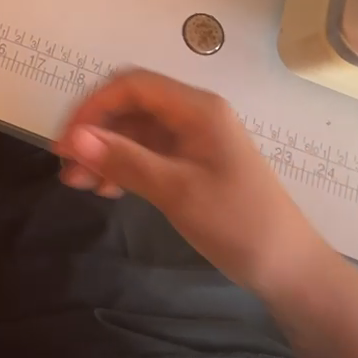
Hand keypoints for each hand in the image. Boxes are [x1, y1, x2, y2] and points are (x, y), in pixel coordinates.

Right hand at [53, 70, 326, 297]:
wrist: (291, 270)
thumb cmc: (238, 224)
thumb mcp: (176, 192)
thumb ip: (124, 161)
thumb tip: (73, 137)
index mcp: (196, 108)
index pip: (132, 86)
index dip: (93, 106)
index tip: (66, 140)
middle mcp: (193, 114)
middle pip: (130, 107)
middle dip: (95, 131)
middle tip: (66, 167)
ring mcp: (193, 139)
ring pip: (135, 131)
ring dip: (104, 151)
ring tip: (78, 183)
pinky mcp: (192, 163)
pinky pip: (147, 152)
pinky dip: (122, 165)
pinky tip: (106, 189)